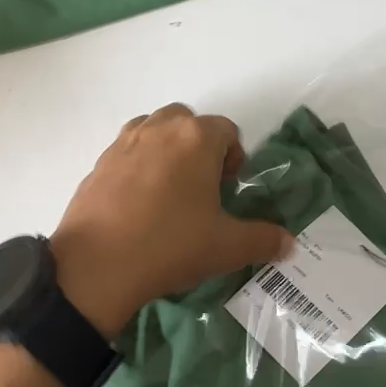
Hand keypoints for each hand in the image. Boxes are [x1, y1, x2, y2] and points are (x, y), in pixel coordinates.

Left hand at [51, 104, 292, 338]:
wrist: (97, 265)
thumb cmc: (171, 246)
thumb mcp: (227, 248)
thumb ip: (263, 239)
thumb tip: (288, 242)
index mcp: (196, 138)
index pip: (227, 131)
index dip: (234, 159)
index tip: (227, 192)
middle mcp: (158, 129)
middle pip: (186, 122)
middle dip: (198, 147)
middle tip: (200, 188)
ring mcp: (122, 144)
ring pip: (152, 131)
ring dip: (165, 151)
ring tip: (168, 193)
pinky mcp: (97, 164)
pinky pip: (125, 153)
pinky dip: (136, 167)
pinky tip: (137, 206)